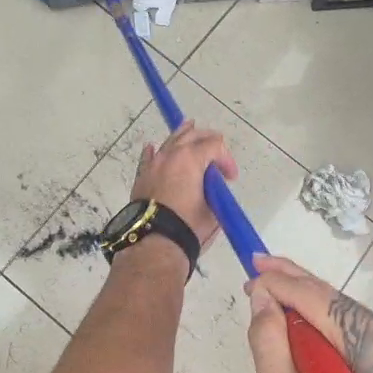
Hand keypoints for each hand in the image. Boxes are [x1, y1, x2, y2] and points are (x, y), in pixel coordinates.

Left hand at [129, 121, 235, 250]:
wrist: (154, 244)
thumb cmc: (188, 226)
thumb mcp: (214, 210)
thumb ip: (215, 193)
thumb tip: (211, 190)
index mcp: (191, 158)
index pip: (215, 145)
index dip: (226, 159)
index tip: (231, 179)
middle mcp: (170, 155)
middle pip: (191, 135)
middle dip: (207, 139)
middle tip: (217, 151)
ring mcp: (153, 164)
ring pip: (170, 142)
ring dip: (183, 136)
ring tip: (189, 128)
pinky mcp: (142, 177)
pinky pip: (149, 157)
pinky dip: (156, 152)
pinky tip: (154, 148)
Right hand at [245, 256, 372, 372]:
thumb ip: (270, 349)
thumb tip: (261, 299)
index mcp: (371, 345)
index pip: (316, 297)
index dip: (280, 282)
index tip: (248, 277)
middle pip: (330, 297)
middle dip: (291, 281)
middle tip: (254, 267)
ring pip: (339, 309)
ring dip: (303, 300)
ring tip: (268, 292)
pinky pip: (349, 326)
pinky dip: (320, 320)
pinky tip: (295, 319)